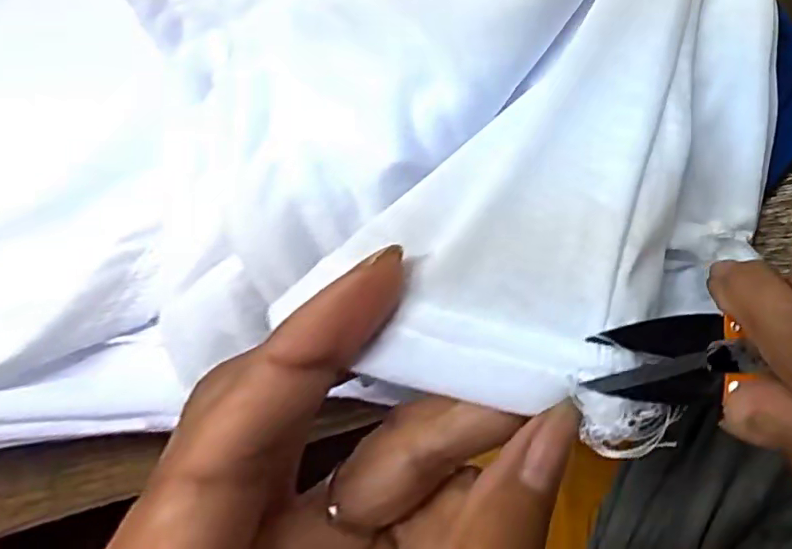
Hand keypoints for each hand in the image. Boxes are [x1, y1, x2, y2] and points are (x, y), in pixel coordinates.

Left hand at [109, 247, 579, 548]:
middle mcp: (253, 544)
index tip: (391, 269)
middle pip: (321, 418)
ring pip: (402, 448)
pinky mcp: (388, 544)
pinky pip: (443, 481)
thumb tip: (560, 421)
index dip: (306, 340)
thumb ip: (485, 540)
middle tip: (508, 332)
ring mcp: (324, 545)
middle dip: (423, 374)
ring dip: (482, 413)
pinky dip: (497, 452)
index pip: (231, 431)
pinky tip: (544, 420)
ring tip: (552, 384)